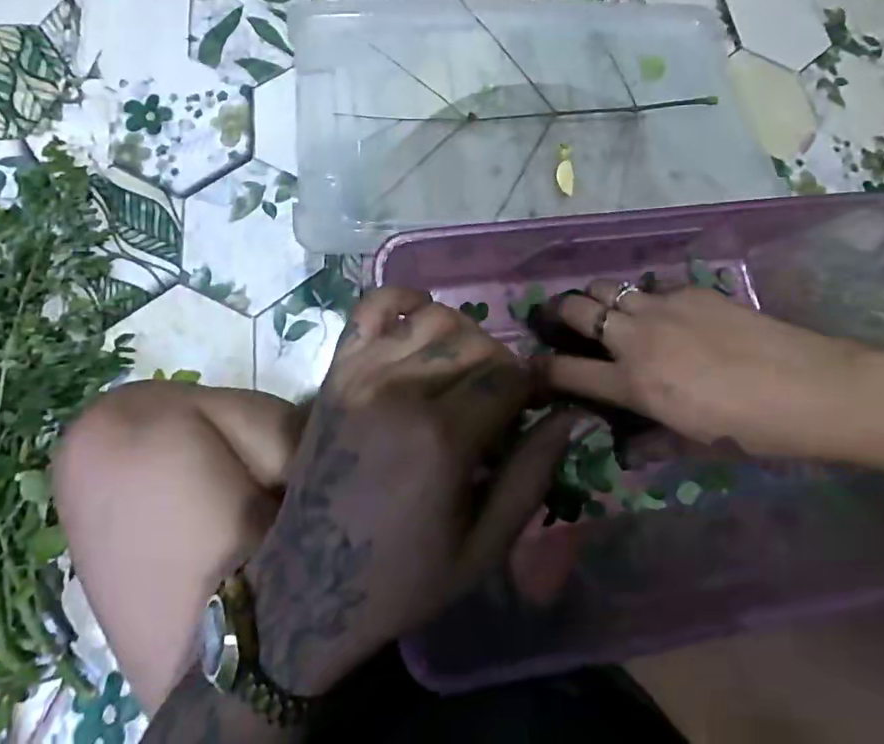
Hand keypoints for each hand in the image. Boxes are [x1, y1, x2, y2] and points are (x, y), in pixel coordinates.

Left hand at [243, 287, 576, 695]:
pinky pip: (371, 308)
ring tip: (466, 370)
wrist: (311, 585)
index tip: (536, 407)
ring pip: (434, 319)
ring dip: (463, 335)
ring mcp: (362, 375)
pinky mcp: (336, 371)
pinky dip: (401, 298)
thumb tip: (572, 414)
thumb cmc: (405, 576)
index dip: (533, 386)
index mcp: (443, 438)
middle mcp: (402, 392)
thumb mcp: (485, 546)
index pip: (509, 377)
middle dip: (502, 366)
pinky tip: (421, 312)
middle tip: (502, 401)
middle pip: (475, 343)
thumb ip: (532, 474)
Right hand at [537, 281, 883, 457]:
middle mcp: (637, 337)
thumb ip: (651, 442)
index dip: (542, 368)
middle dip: (562, 313)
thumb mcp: (695, 446)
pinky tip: (673, 319)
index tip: (533, 366)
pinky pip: (654, 289)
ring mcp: (664, 306)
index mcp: (635, 383)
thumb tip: (626, 447)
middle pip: (577, 307)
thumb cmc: (753, 431)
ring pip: (610, 287)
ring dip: (600, 299)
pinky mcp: (692, 290)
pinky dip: (649, 301)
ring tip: (612, 313)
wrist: (813, 388)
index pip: (568, 370)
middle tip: (566, 323)